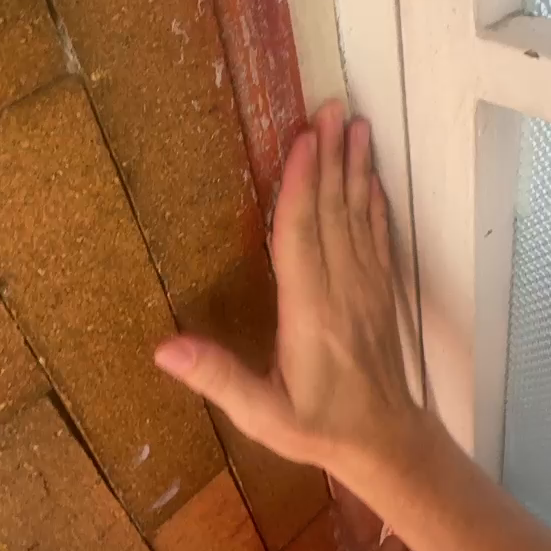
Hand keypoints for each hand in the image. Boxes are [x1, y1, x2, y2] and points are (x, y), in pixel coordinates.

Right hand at [153, 101, 429, 477]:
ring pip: (359, 218)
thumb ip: (219, 379)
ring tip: (355, 126)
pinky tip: (372, 181)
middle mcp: (342, 290)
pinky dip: (374, 205)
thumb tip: (164, 349)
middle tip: (331, 108)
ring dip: (356, 170)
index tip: (302, 141)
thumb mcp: (263, 416)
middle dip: (330, 159)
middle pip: (333, 213)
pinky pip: (378, 239)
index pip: (301, 237)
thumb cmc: (318, 427)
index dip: (299, 187)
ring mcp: (367, 289)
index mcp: (310, 313)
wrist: (386, 442)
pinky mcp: (381, 294)